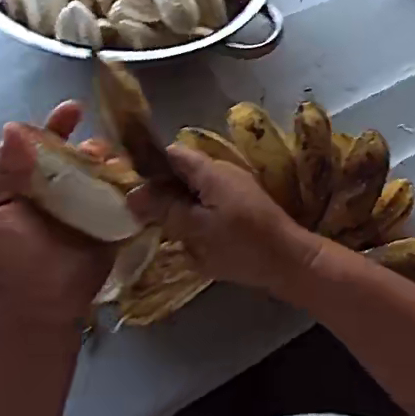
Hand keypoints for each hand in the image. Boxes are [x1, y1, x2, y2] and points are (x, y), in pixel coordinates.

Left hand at [0, 101, 117, 330]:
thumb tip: (15, 128)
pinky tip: (139, 182)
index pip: (42, 145)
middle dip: (90, 147)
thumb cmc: (2, 261)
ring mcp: (90, 207)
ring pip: (108, 173)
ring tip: (114, 169)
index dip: (57, 125)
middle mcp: (60, 189)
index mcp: (26, 182)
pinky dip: (135, 187)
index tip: (75, 109)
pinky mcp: (116, 225)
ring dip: (113, 165)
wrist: (33, 310)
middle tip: (95, 154)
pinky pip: (129, 198)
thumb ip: (1, 172)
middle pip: (81, 155)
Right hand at [129, 144, 327, 293]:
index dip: (147, 164)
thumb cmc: (242, 244)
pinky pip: (208, 203)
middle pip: (181, 172)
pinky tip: (182, 235)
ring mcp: (234, 189)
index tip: (125, 184)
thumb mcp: (196, 229)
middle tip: (135, 212)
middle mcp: (223, 172)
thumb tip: (132, 192)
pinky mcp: (240, 207)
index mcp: (212, 170)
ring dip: (175, 204)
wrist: (289, 261)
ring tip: (153, 225)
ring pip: (193, 189)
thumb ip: (164, 208)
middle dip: (158, 189)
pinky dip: (192, 214)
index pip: (172, 154)